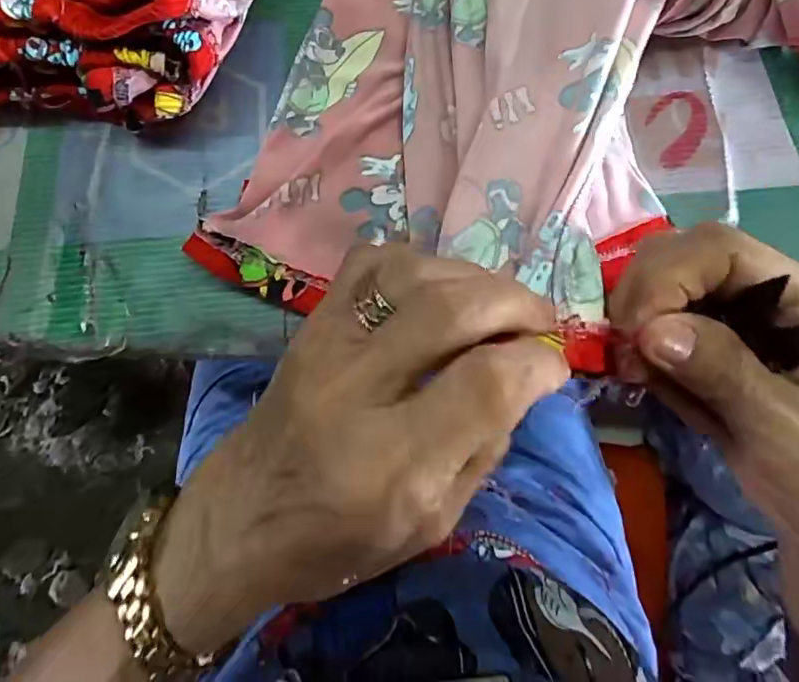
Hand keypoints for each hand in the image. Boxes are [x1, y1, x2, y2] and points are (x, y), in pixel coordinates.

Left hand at [152, 243, 569, 653]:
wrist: (243, 510)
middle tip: (542, 319)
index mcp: (391, 460)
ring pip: (410, 271)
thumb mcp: (429, 523)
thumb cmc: (339, 537)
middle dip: (514, 303)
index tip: (555, 363)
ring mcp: (327, 340)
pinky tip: (438, 284)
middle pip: (449, 310)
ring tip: (498, 300)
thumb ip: (482, 448)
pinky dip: (417, 260)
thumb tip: (522, 377)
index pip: (482, 383)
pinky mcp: (312, 320)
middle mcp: (355, 385)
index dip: (535, 362)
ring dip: (471, 276)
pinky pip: (368, 261)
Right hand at [608, 224, 798, 681]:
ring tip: (634, 370)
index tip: (634, 331)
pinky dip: (650, 345)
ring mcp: (763, 323)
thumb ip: (728, 380)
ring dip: (643, 321)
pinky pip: (675, 323)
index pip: (727, 251)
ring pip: (676, 284)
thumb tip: (649, 329)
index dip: (666, 276)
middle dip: (647, 295)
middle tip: (624, 350)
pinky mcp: (737, 348)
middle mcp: (794, 300)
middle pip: (694, 256)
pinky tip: (652, 380)